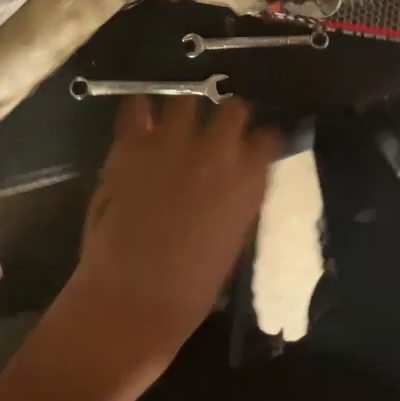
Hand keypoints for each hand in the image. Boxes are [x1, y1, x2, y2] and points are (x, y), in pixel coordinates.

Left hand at [67, 96, 279, 355]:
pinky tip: (140, 121)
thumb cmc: (192, 289)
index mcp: (249, 181)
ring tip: (175, 125)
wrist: (134, 300)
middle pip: (233, 109)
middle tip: (214, 129)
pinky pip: (136, 107)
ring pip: (185, 100)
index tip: (252, 141)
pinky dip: (139, 110)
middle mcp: (218, 153)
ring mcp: (173, 144)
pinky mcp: (132, 146)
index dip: (258, 138)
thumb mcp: (233, 240)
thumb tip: (232, 182)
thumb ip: (236, 200)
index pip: (267, 137)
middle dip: (226, 116)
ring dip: (184, 112)